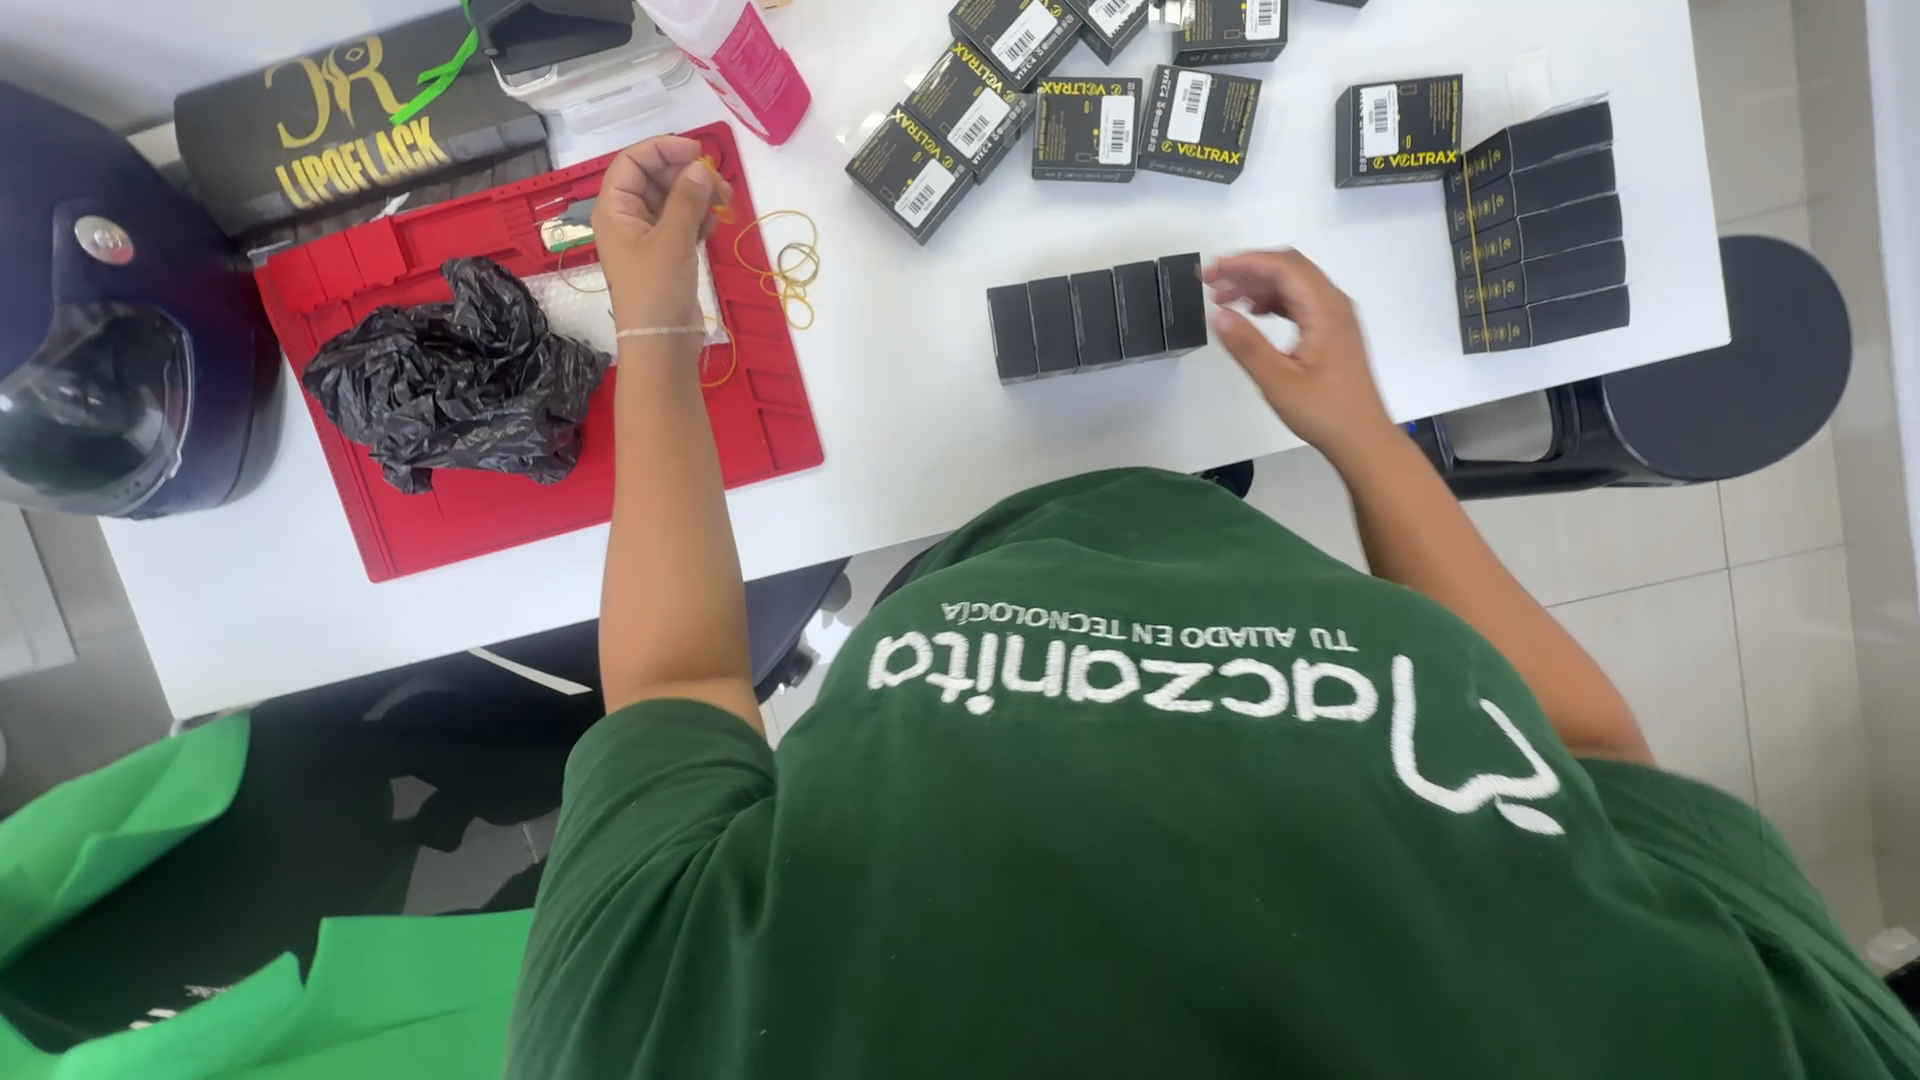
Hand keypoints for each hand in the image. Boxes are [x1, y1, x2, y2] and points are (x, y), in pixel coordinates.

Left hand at [591, 136, 734, 338]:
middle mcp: (629, 219)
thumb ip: (687, 200)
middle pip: (656, 179)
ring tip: (724, 204)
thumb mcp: (672, 241)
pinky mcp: (669, 257)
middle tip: (720, 184)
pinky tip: (716, 224)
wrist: (662, 343)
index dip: (663, 150)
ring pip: (673, 202)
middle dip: (687, 175)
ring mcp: (649, 239)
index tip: (698, 152)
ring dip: (698, 197)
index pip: (633, 162)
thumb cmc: (657, 291)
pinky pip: (683, 225)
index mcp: (615, 209)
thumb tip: (700, 167)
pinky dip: (700, 219)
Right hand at [1204, 250, 1396, 462]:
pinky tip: (1253, 313)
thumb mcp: (1277, 381)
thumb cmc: (1322, 411)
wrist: (1361, 437)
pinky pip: (1300, 301)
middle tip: (1210, 283)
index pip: (1283, 268)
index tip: (1210, 272)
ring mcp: (1335, 316)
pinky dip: (1272, 300)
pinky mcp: (1332, 331)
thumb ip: (1247, 345)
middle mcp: (1334, 304)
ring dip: (1258, 285)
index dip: (1244, 263)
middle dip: (1248, 269)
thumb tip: (1219, 315)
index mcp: (1325, 310)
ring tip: (1224, 299)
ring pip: (1294, 284)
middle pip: (1289, 268)